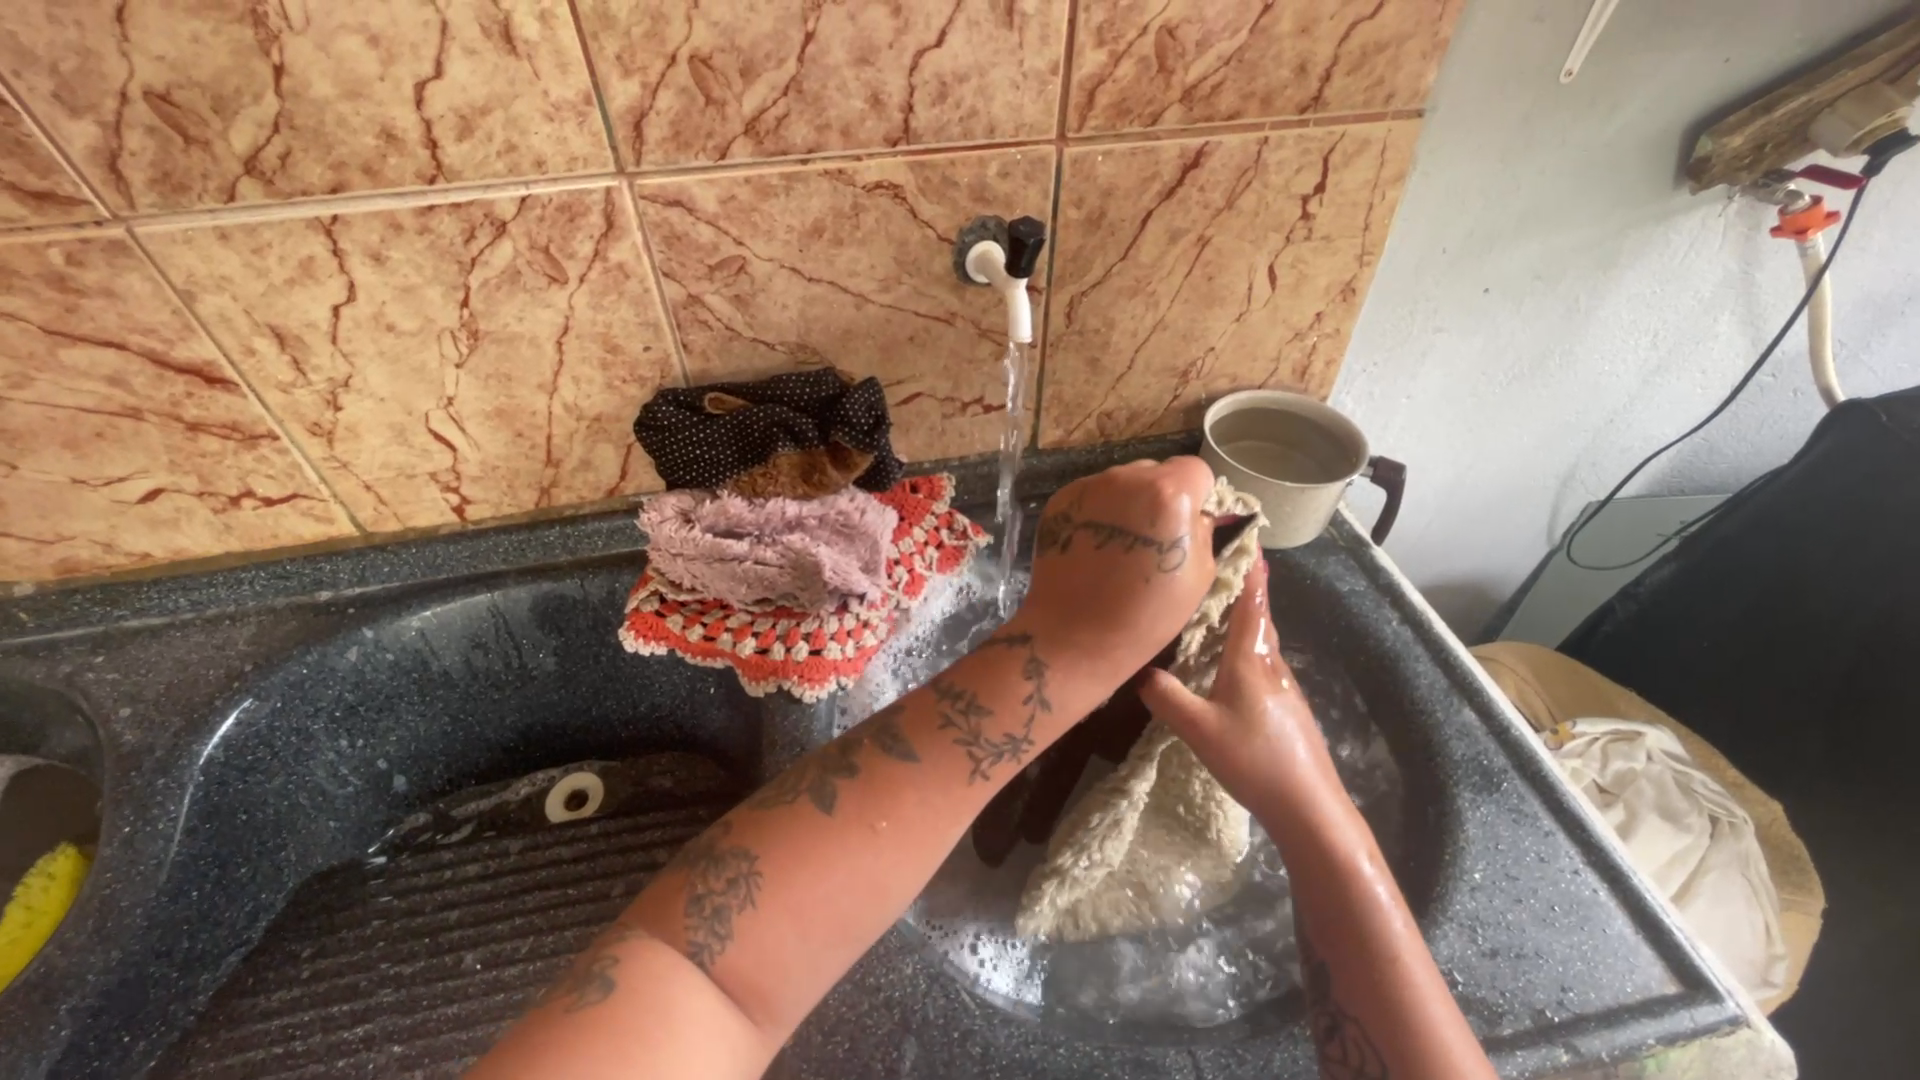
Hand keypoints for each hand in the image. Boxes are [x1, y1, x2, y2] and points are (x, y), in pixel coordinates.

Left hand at [1014, 456, 1216, 673]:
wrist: (1074, 636)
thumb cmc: (1146, 615)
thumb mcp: (1200, 576)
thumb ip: (1204, 531)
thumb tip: (1198, 514)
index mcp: (1169, 493)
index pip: (1197, 470)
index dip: (1199, 495)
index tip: (1189, 524)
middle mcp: (1126, 478)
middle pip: (1156, 472)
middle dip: (1162, 497)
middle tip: (1154, 540)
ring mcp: (1088, 487)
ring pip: (1122, 482)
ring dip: (1129, 504)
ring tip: (1120, 548)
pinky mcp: (1060, 502)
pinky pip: (1093, 496)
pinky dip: (1099, 513)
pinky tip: (1095, 548)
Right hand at [1137, 561, 1350, 833]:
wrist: (1310, 807)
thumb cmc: (1254, 760)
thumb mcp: (1199, 730)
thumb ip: (1166, 698)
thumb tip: (1138, 671)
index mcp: (1252, 661)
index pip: (1251, 603)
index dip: (1249, 570)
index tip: (1247, 537)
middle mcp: (1272, 666)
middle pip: (1258, 619)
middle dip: (1242, 591)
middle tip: (1216, 568)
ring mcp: (1284, 689)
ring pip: (1260, 644)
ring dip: (1242, 622)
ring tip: (1213, 612)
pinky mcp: (1288, 710)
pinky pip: (1262, 665)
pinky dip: (1244, 650)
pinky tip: (1227, 667)